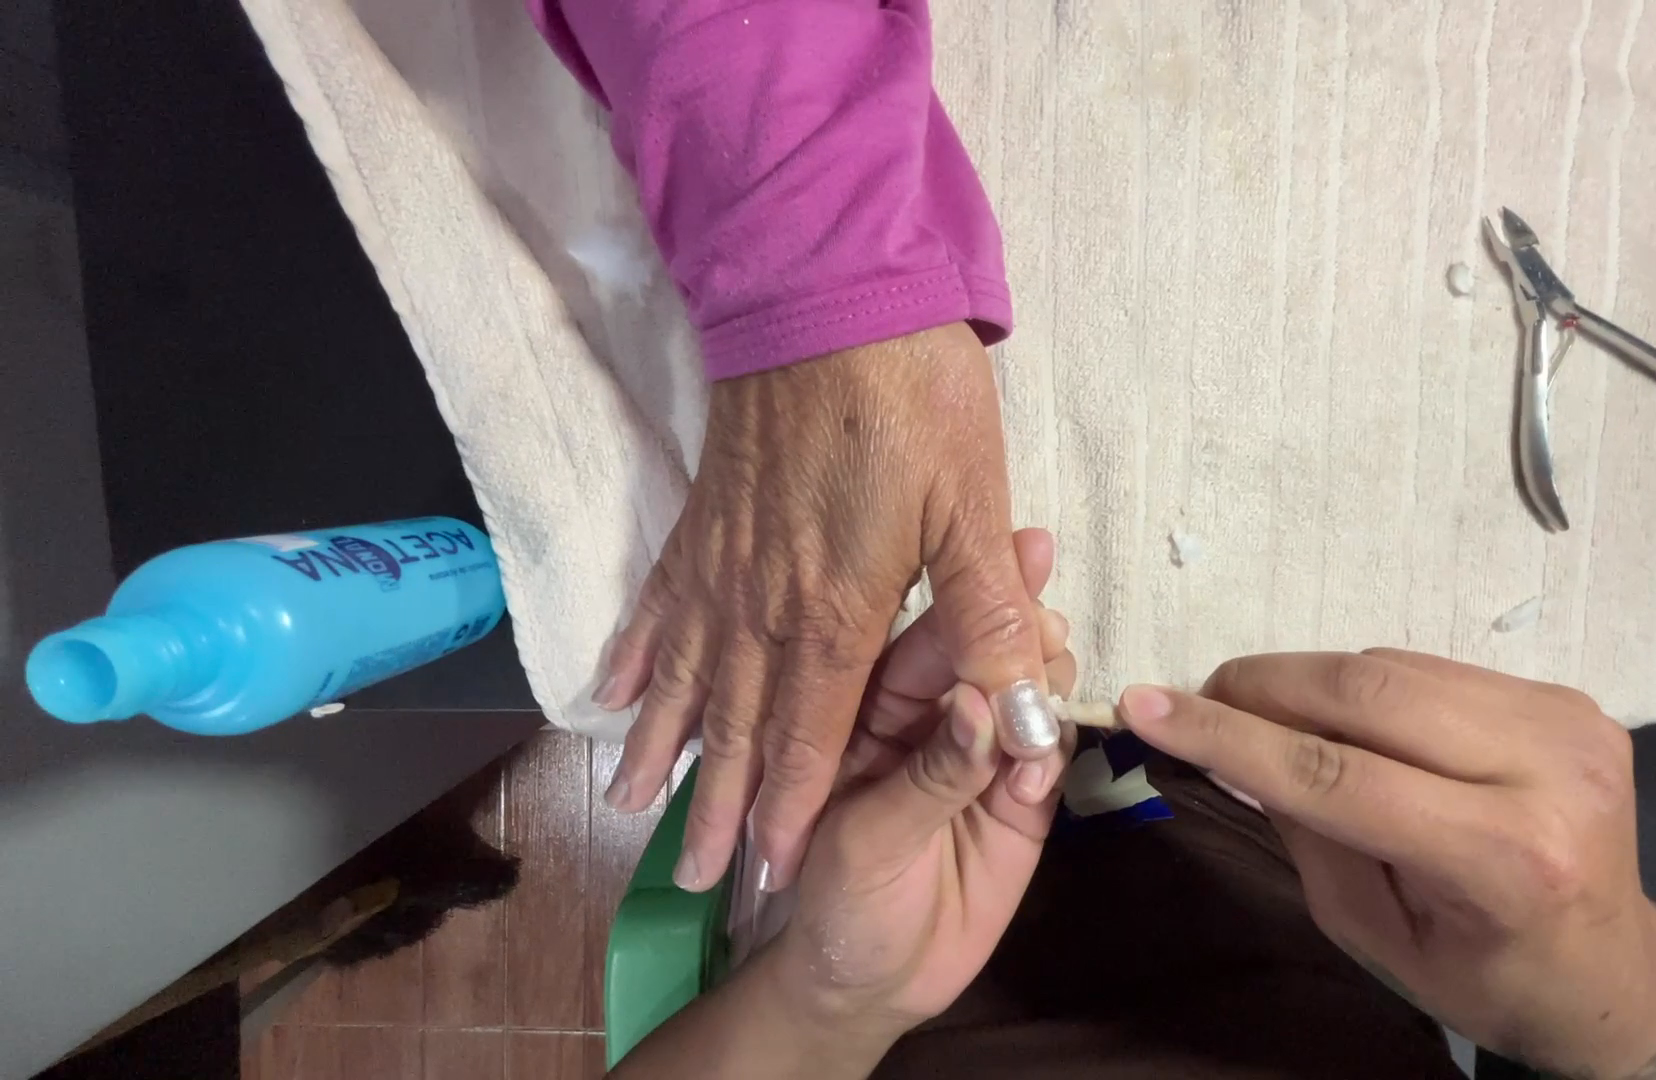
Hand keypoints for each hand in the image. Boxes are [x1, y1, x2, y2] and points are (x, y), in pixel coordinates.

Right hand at [596, 325, 1061, 894]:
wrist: (830, 294)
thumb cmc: (912, 400)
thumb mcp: (973, 504)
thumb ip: (989, 617)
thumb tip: (1023, 713)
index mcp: (837, 610)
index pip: (809, 733)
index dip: (790, 804)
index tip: (766, 868)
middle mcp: (766, 601)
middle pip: (739, 719)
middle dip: (721, 800)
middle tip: (690, 869)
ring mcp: (725, 559)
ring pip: (687, 672)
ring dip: (664, 743)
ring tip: (631, 803)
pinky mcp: (705, 516)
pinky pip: (659, 599)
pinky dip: (635, 650)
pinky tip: (607, 689)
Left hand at [764, 542, 1076, 1032]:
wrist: (874, 986)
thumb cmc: (841, 904)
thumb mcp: (867, 840)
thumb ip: (928, 775)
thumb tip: (980, 701)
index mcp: (879, 707)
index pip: (929, 640)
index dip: (968, 600)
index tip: (1018, 552)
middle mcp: (937, 715)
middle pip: (987, 653)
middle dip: (1020, 628)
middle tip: (1048, 619)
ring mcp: (986, 751)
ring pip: (1028, 692)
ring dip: (1044, 676)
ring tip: (1056, 667)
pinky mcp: (1026, 795)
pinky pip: (1050, 751)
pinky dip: (1055, 743)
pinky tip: (1051, 744)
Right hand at [1119, 650, 1655, 1075]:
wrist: (1617, 969)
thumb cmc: (1478, 971)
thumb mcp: (1366, 926)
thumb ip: (1301, 825)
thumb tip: (1230, 741)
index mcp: (1502, 860)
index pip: (1331, 775)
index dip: (1224, 733)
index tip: (1144, 704)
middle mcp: (1548, 773)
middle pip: (1358, 694)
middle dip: (1255, 687)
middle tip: (1194, 698)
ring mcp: (1563, 720)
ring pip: (1380, 664)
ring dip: (1297, 681)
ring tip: (1257, 710)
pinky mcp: (1558, 694)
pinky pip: (1414, 664)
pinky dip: (1350, 682)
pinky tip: (1335, 715)